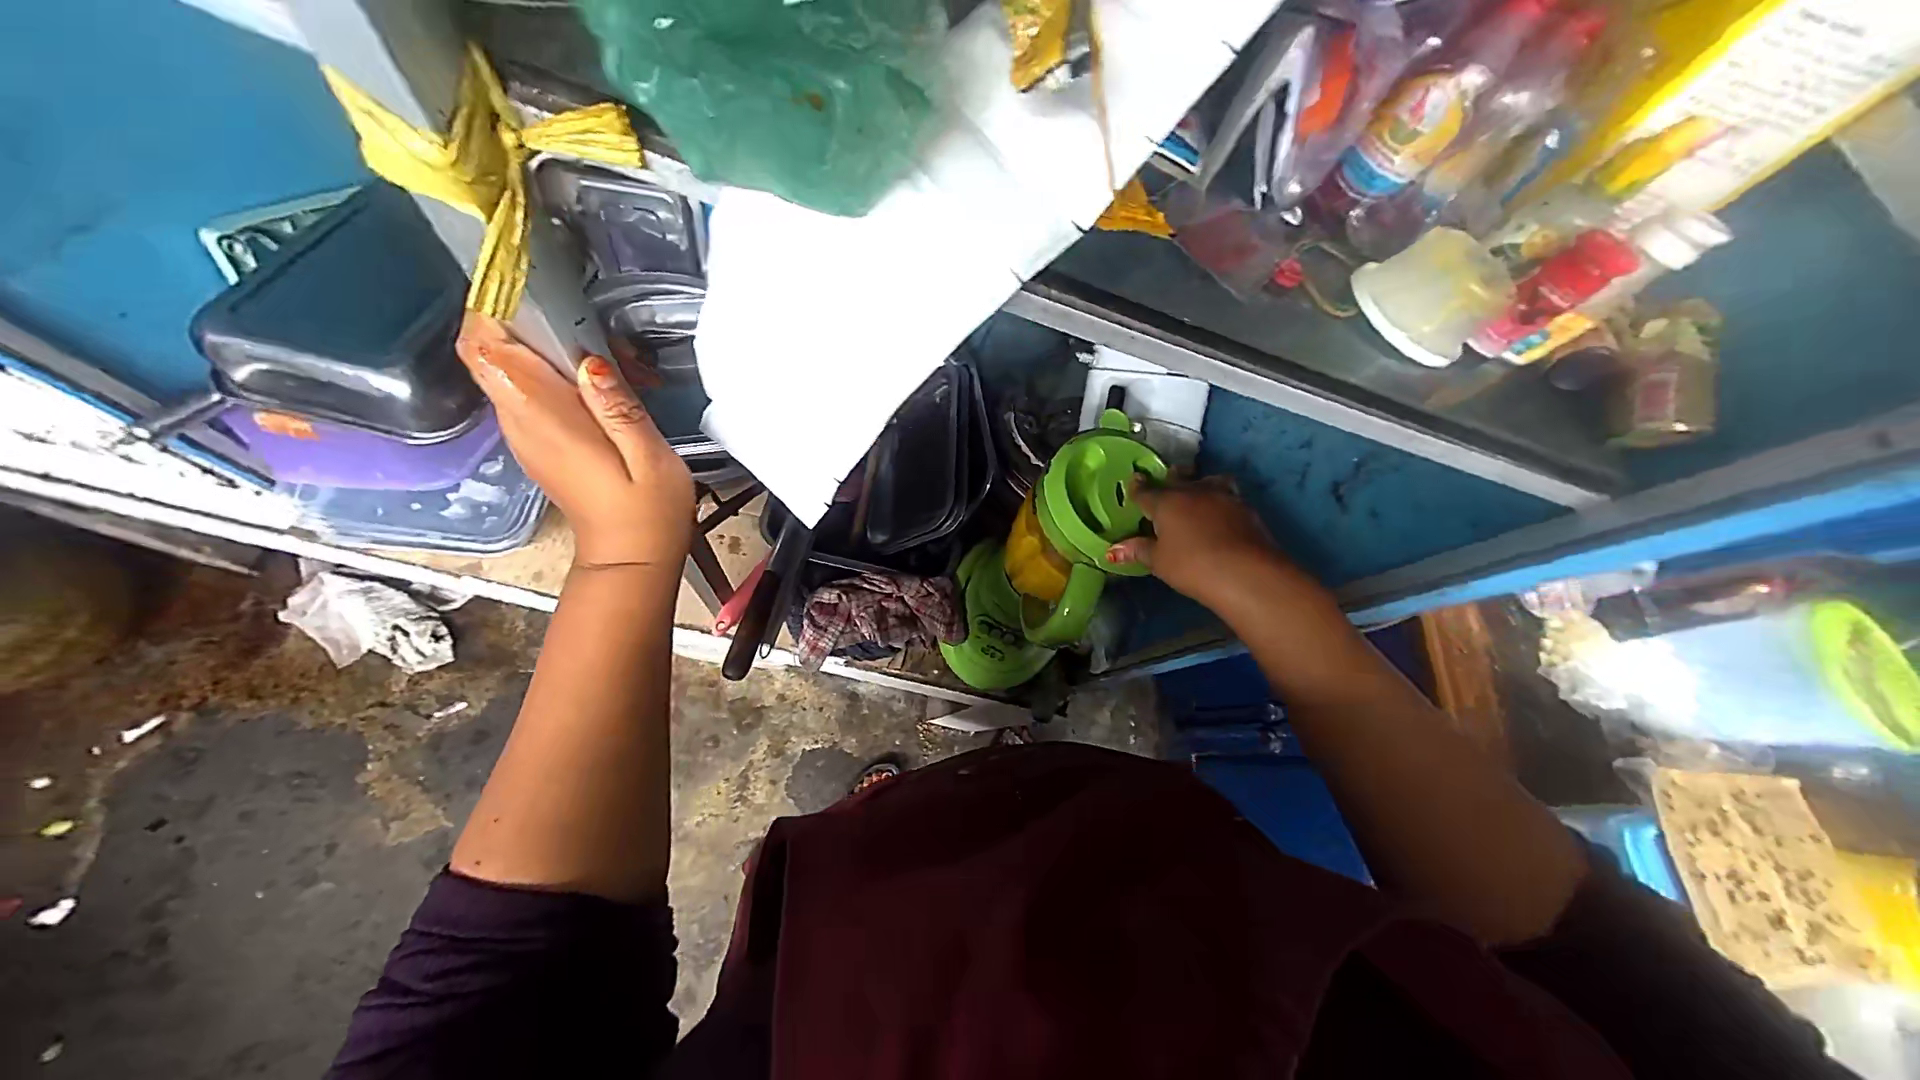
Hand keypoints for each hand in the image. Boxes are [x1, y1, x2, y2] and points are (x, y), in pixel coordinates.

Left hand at [455, 313, 693, 568]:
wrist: (630, 556)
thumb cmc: (647, 510)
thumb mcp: (648, 455)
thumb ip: (618, 405)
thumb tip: (588, 359)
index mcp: (544, 417)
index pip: (486, 345)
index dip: (496, 303)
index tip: (532, 282)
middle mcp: (520, 419)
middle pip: (493, 349)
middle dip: (537, 323)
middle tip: (601, 336)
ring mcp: (523, 431)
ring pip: (511, 367)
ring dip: (553, 350)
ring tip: (616, 365)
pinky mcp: (536, 440)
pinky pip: (529, 390)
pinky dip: (557, 375)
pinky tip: (605, 389)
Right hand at [1106, 476, 1299, 612]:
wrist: (1247, 573)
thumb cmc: (1192, 566)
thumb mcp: (1159, 562)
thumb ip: (1138, 550)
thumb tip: (1114, 549)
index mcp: (1167, 502)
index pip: (1146, 491)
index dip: (1137, 487)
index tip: (1134, 481)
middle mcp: (1194, 492)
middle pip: (1179, 478)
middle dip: (1170, 480)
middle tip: (1165, 488)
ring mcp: (1224, 497)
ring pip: (1208, 481)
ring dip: (1200, 485)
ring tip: (1197, 497)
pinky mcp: (1246, 509)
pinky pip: (1227, 497)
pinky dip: (1219, 503)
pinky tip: (1219, 517)